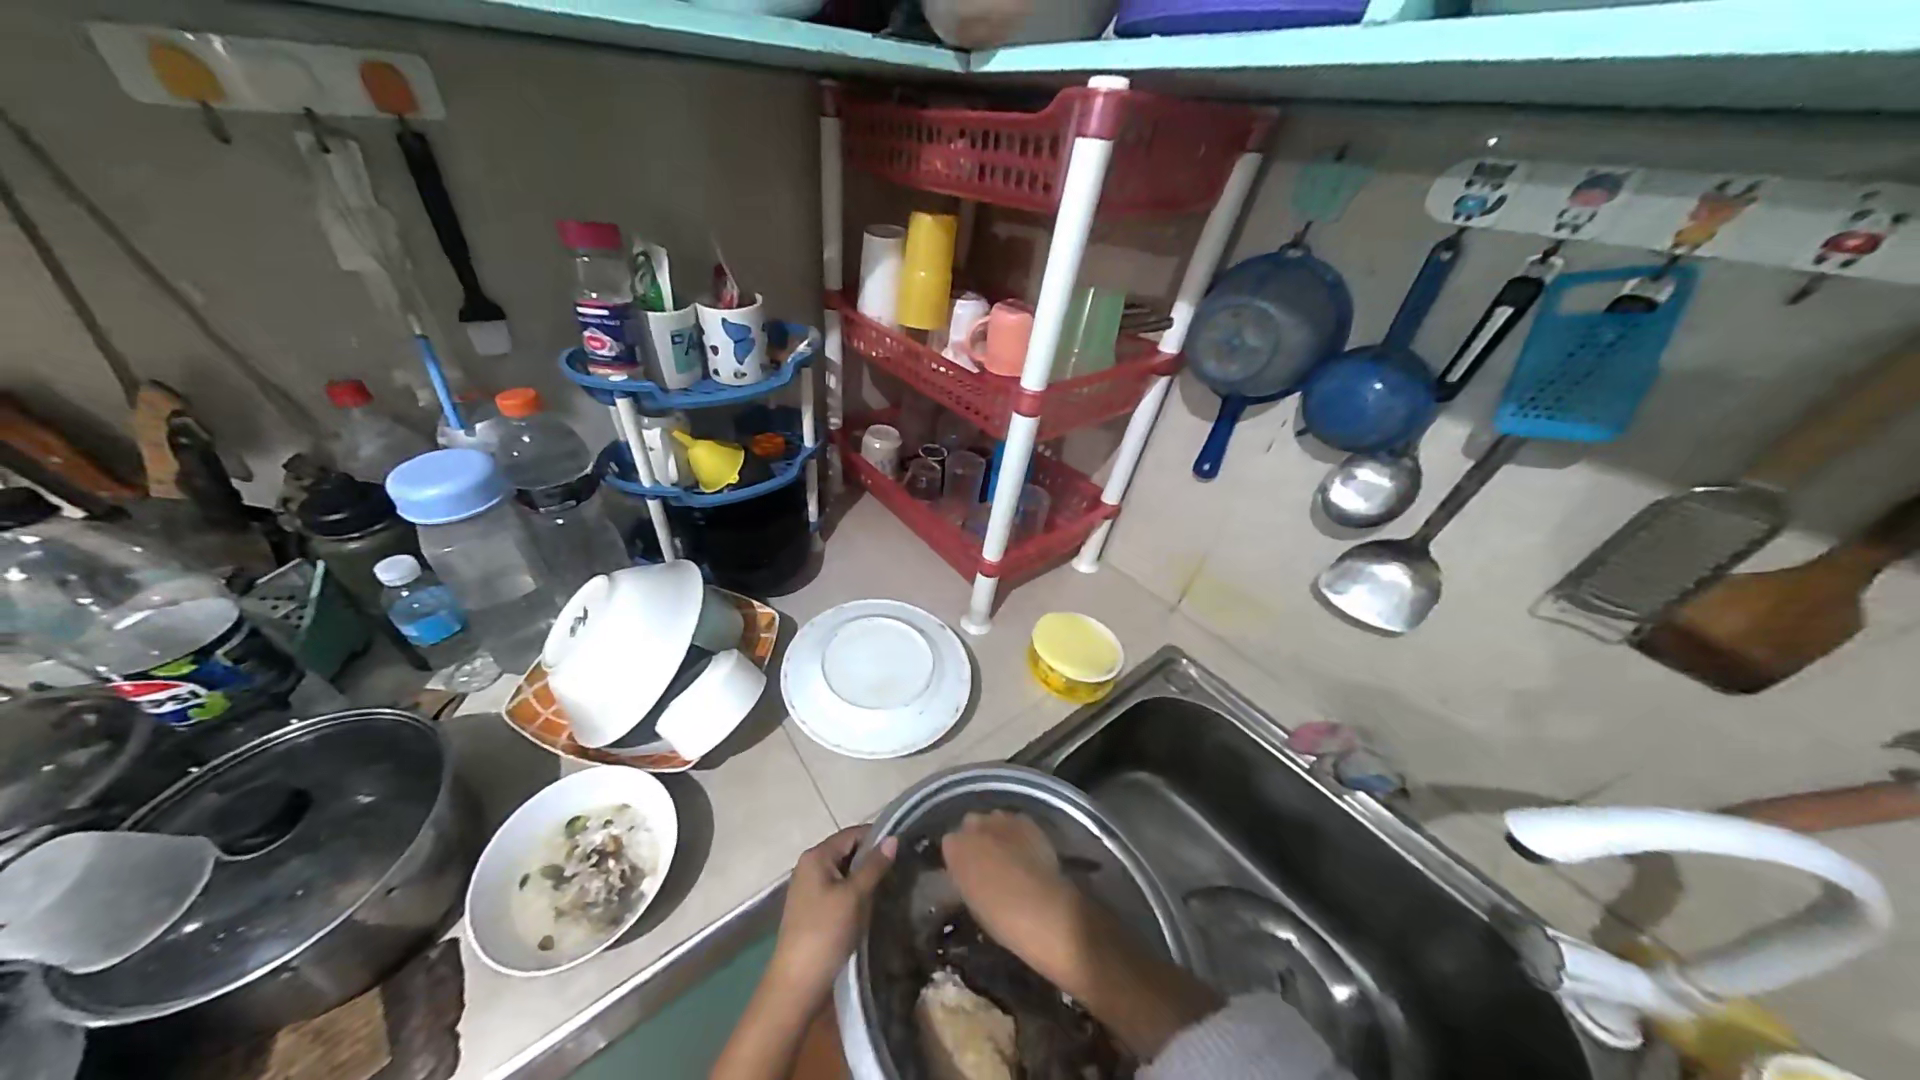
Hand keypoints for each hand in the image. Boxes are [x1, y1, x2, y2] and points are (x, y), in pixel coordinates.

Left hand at [767, 826, 896, 1006]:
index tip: (904, 846)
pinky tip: (875, 904)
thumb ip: (874, 866)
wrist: (797, 985)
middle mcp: (810, 867)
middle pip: (848, 851)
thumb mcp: (854, 896)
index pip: (852, 834)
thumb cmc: (825, 933)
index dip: (878, 837)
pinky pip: (841, 891)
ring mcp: (810, 890)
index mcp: (816, 857)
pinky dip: (857, 894)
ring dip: (867, 878)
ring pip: (846, 873)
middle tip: (903, 867)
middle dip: (873, 858)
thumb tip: (893, 838)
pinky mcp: (814, 910)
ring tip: (894, 884)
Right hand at [940, 811, 1085, 980]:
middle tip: (987, 861)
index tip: (967, 872)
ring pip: (994, 819)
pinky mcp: (1027, 821)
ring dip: (998, 833)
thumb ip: (965, 877)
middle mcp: (975, 825)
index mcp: (955, 847)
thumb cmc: (1001, 917)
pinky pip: (1016, 823)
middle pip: (971, 824)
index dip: (960, 857)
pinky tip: (1026, 851)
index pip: (950, 843)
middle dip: (977, 838)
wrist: (1042, 909)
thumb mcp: (971, 900)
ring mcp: (1002, 819)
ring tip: (1009, 854)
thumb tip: (969, 872)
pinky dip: (1018, 834)